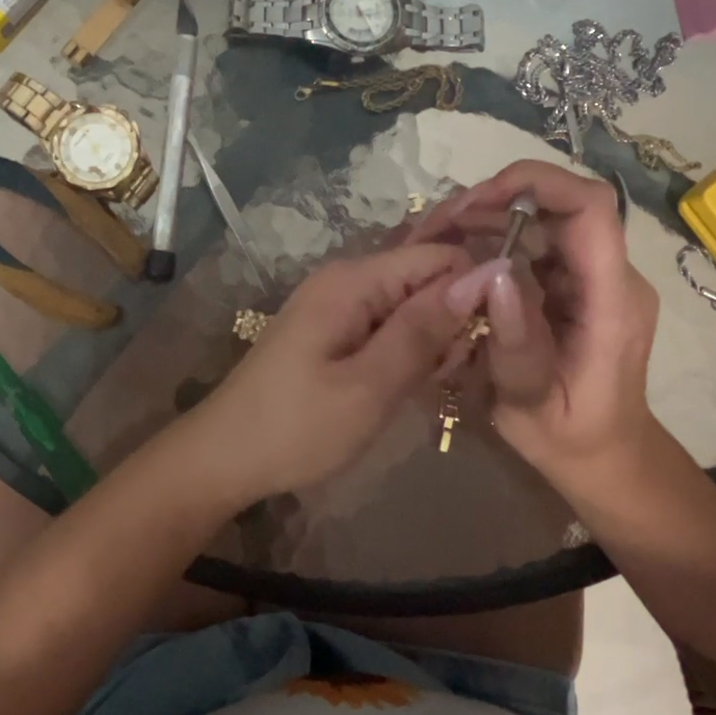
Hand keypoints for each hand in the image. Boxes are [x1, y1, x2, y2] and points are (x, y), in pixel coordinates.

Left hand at [184, 244, 483, 503]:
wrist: (226, 457)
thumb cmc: (297, 427)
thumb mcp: (370, 385)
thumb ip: (424, 329)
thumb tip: (488, 273)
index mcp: (352, 281)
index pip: (439, 257)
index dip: (475, 291)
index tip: (489, 341)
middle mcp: (345, 281)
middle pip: (426, 279)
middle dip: (453, 321)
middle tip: (445, 377)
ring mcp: (337, 306)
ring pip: (411, 307)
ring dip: (431, 344)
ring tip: (423, 388)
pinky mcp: (333, 333)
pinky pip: (387, 328)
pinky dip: (406, 355)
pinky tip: (404, 389)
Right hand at [410, 161, 660, 479]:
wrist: (605, 457)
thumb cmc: (571, 438)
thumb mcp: (532, 402)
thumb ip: (516, 343)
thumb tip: (493, 273)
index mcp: (611, 300)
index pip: (589, 208)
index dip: (533, 185)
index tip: (472, 204)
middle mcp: (608, 275)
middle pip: (557, 204)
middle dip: (491, 201)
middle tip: (434, 227)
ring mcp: (591, 276)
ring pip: (541, 217)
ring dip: (485, 217)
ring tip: (434, 237)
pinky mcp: (572, 283)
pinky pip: (533, 241)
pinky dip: (490, 237)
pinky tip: (453, 255)